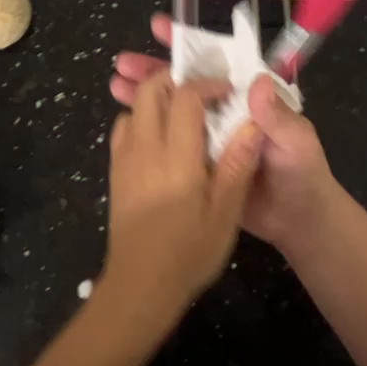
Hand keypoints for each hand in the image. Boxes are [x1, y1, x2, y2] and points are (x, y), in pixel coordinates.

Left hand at [102, 70, 261, 309]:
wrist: (139, 286)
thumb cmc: (188, 252)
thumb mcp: (225, 215)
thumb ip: (237, 166)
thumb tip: (252, 124)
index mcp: (176, 156)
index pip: (185, 97)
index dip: (206, 85)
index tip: (226, 90)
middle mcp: (145, 148)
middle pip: (150, 90)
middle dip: (175, 80)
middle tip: (201, 93)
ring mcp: (124, 158)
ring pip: (133, 107)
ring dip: (156, 98)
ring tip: (181, 113)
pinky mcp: (115, 171)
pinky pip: (123, 128)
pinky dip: (140, 119)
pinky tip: (159, 139)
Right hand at [112, 16, 341, 250]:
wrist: (299, 222)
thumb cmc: (303, 174)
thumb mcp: (298, 143)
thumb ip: (278, 116)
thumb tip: (257, 81)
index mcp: (248, 95)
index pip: (217, 59)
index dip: (189, 42)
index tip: (160, 26)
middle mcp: (225, 108)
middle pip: (187, 81)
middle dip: (155, 68)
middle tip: (124, 62)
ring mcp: (210, 135)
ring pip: (173, 108)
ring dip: (145, 93)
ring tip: (115, 84)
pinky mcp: (198, 162)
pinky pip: (171, 139)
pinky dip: (149, 127)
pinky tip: (126, 121)